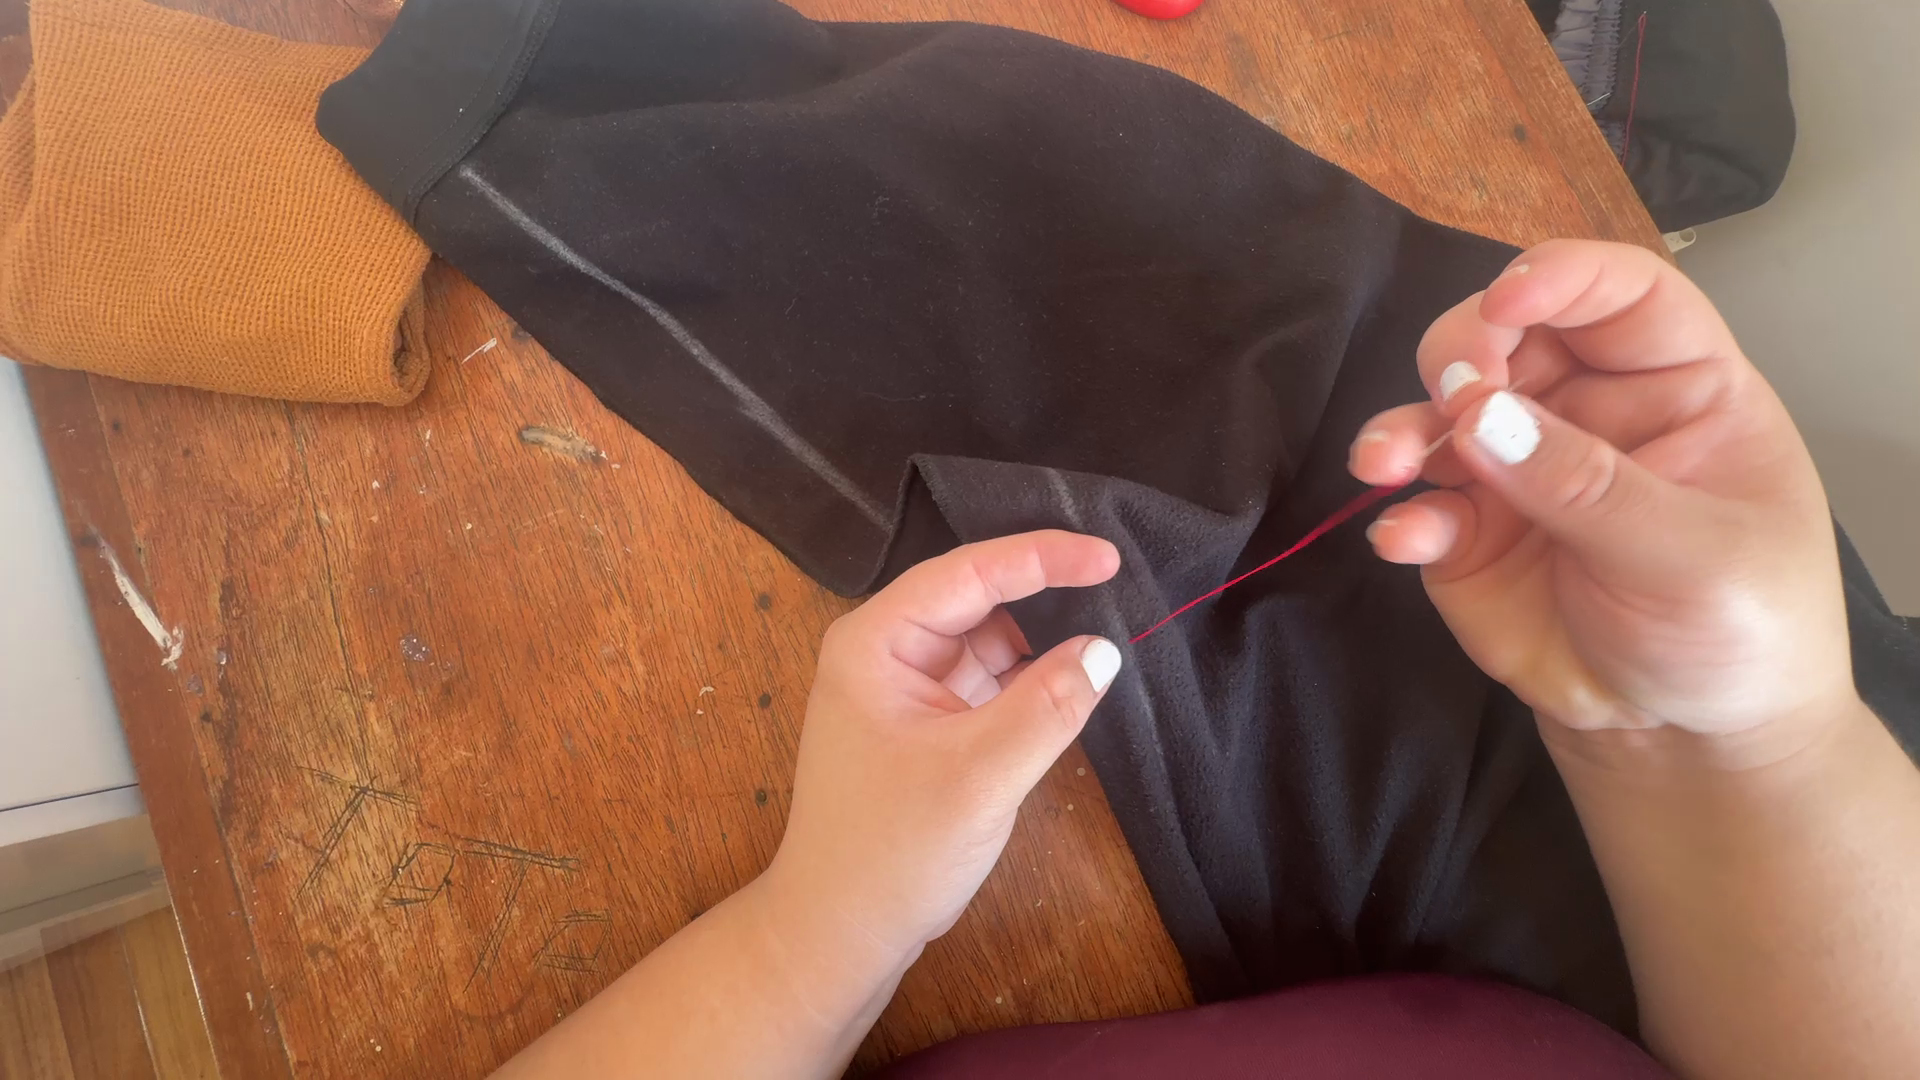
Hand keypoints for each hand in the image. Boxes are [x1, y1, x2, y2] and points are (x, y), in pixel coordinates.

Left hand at [764, 531, 1122, 958]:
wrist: (845, 932)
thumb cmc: (892, 851)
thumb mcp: (978, 775)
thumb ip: (1047, 706)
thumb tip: (1106, 650)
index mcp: (876, 639)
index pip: (967, 573)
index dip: (1040, 557)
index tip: (1108, 557)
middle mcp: (890, 647)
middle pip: (977, 598)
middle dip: (1043, 595)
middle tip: (1117, 588)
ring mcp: (911, 682)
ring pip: (988, 638)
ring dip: (1041, 640)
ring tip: (1104, 633)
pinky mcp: (934, 716)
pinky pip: (990, 678)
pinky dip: (1031, 678)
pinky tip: (1072, 677)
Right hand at [1348, 240, 1856, 759]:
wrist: (1667, 728)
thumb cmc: (1732, 630)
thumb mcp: (1691, 555)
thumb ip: (1584, 485)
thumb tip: (1478, 419)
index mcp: (1670, 393)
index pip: (1618, 300)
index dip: (1560, 281)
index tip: (1504, 304)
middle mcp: (1577, 417)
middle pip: (1500, 343)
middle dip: (1458, 358)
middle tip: (1448, 400)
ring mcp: (1508, 474)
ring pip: (1433, 420)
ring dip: (1400, 433)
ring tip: (1384, 465)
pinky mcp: (1458, 531)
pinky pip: (1415, 507)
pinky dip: (1399, 518)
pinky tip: (1406, 542)